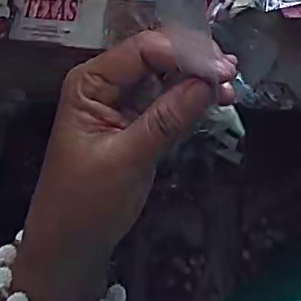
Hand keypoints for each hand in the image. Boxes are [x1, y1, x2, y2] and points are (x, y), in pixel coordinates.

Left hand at [22, 31, 235, 270]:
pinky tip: (217, 97)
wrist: (68, 250)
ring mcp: (122, 98)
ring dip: (198, 76)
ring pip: (166, 73)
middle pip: (156, 54)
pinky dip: (193, 94)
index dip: (184, 53)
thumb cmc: (86, 205)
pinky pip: (168, 95)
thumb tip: (209, 83)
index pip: (142, 50)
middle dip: (194, 60)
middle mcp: (105, 81)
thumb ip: (167, 119)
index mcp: (90, 81)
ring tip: (231, 85)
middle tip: (232, 73)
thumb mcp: (127, 160)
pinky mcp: (137, 117)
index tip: (222, 68)